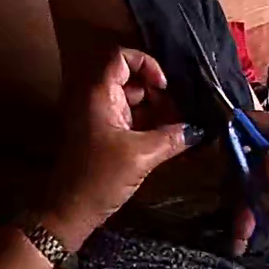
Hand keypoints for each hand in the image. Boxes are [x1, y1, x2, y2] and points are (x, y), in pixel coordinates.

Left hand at [39, 48, 192, 246]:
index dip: (146, 64)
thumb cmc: (99, 178)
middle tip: (179, 111)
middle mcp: (98, 98)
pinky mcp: (106, 133)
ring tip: (180, 126)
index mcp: (99, 93)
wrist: (69, 212)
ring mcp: (102, 116)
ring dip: (157, 109)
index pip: (122, 57)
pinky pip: (132, 117)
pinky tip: (171, 136)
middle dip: (158, 91)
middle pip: (132, 78)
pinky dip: (150, 123)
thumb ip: (171, 138)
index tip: (164, 86)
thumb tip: (198, 128)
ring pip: (134, 99)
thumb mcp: (140, 156)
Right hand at [233, 111, 268, 261]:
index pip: (253, 124)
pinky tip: (253, 239)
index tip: (220, 174)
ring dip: (246, 208)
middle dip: (238, 188)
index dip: (232, 142)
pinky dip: (259, 218)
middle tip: (237, 224)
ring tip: (242, 240)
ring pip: (256, 183)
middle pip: (249, 158)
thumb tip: (264, 161)